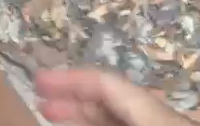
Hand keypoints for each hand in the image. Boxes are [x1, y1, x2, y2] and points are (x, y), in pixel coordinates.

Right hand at [35, 70, 193, 125]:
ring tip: (60, 125)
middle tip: (41, 107)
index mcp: (156, 117)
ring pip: (124, 124)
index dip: (69, 79)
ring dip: (91, 124)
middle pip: (114, 103)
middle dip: (76, 104)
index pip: (106, 84)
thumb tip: (55, 119)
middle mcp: (162, 123)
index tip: (37, 83)